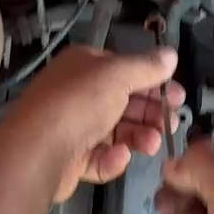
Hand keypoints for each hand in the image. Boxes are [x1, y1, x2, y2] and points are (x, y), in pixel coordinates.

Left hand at [1, 45, 183, 201]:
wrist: (36, 151)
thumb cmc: (78, 103)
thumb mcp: (117, 75)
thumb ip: (147, 67)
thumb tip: (171, 54)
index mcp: (84, 65)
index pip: (123, 69)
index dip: (152, 81)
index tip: (176, 95)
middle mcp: (77, 92)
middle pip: (122, 101)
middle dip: (149, 112)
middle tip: (171, 123)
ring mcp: (71, 126)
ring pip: (113, 130)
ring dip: (137, 135)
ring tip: (153, 144)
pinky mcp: (69, 159)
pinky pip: (98, 156)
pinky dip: (112, 157)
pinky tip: (120, 157)